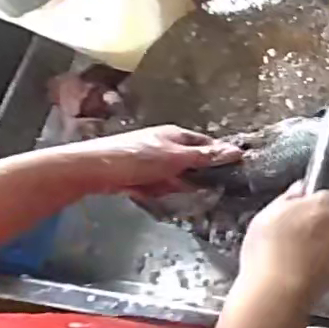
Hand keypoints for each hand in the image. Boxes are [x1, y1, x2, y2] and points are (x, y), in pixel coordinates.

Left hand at [56, 125, 240, 194]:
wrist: (91, 170)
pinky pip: (155, 186)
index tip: (230, 172)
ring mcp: (149, 160)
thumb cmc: (136, 158)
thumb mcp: (178, 157)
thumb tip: (237, 151)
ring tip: (160, 189)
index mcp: (176, 135)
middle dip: (191, 178)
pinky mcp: (136, 175)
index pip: (207, 144)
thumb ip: (207, 157)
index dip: (218, 157)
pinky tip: (144, 192)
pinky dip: (153, 191)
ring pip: (173, 178)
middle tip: (193, 188)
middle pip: (190, 164)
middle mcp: (164, 145)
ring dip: (170, 187)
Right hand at [238, 185, 328, 306]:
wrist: (279, 290)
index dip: (316, 206)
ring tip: (304, 259)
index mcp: (320, 205)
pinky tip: (313, 271)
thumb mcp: (265, 217)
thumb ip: (288, 198)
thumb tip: (301, 187)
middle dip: (322, 225)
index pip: (327, 196)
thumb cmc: (266, 252)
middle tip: (300, 240)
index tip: (304, 216)